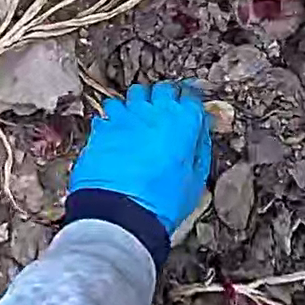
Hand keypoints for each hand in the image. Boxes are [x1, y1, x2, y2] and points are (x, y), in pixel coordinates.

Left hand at [68, 81, 211, 231]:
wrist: (119, 216)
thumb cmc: (160, 203)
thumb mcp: (196, 181)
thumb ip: (200, 150)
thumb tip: (201, 135)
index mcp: (183, 121)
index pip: (190, 98)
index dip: (189, 107)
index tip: (188, 114)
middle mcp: (155, 111)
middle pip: (163, 89)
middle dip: (165, 98)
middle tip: (164, 114)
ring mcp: (127, 115)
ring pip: (135, 93)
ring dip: (139, 103)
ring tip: (139, 119)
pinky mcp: (103, 126)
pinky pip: (109, 111)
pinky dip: (114, 119)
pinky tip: (116, 133)